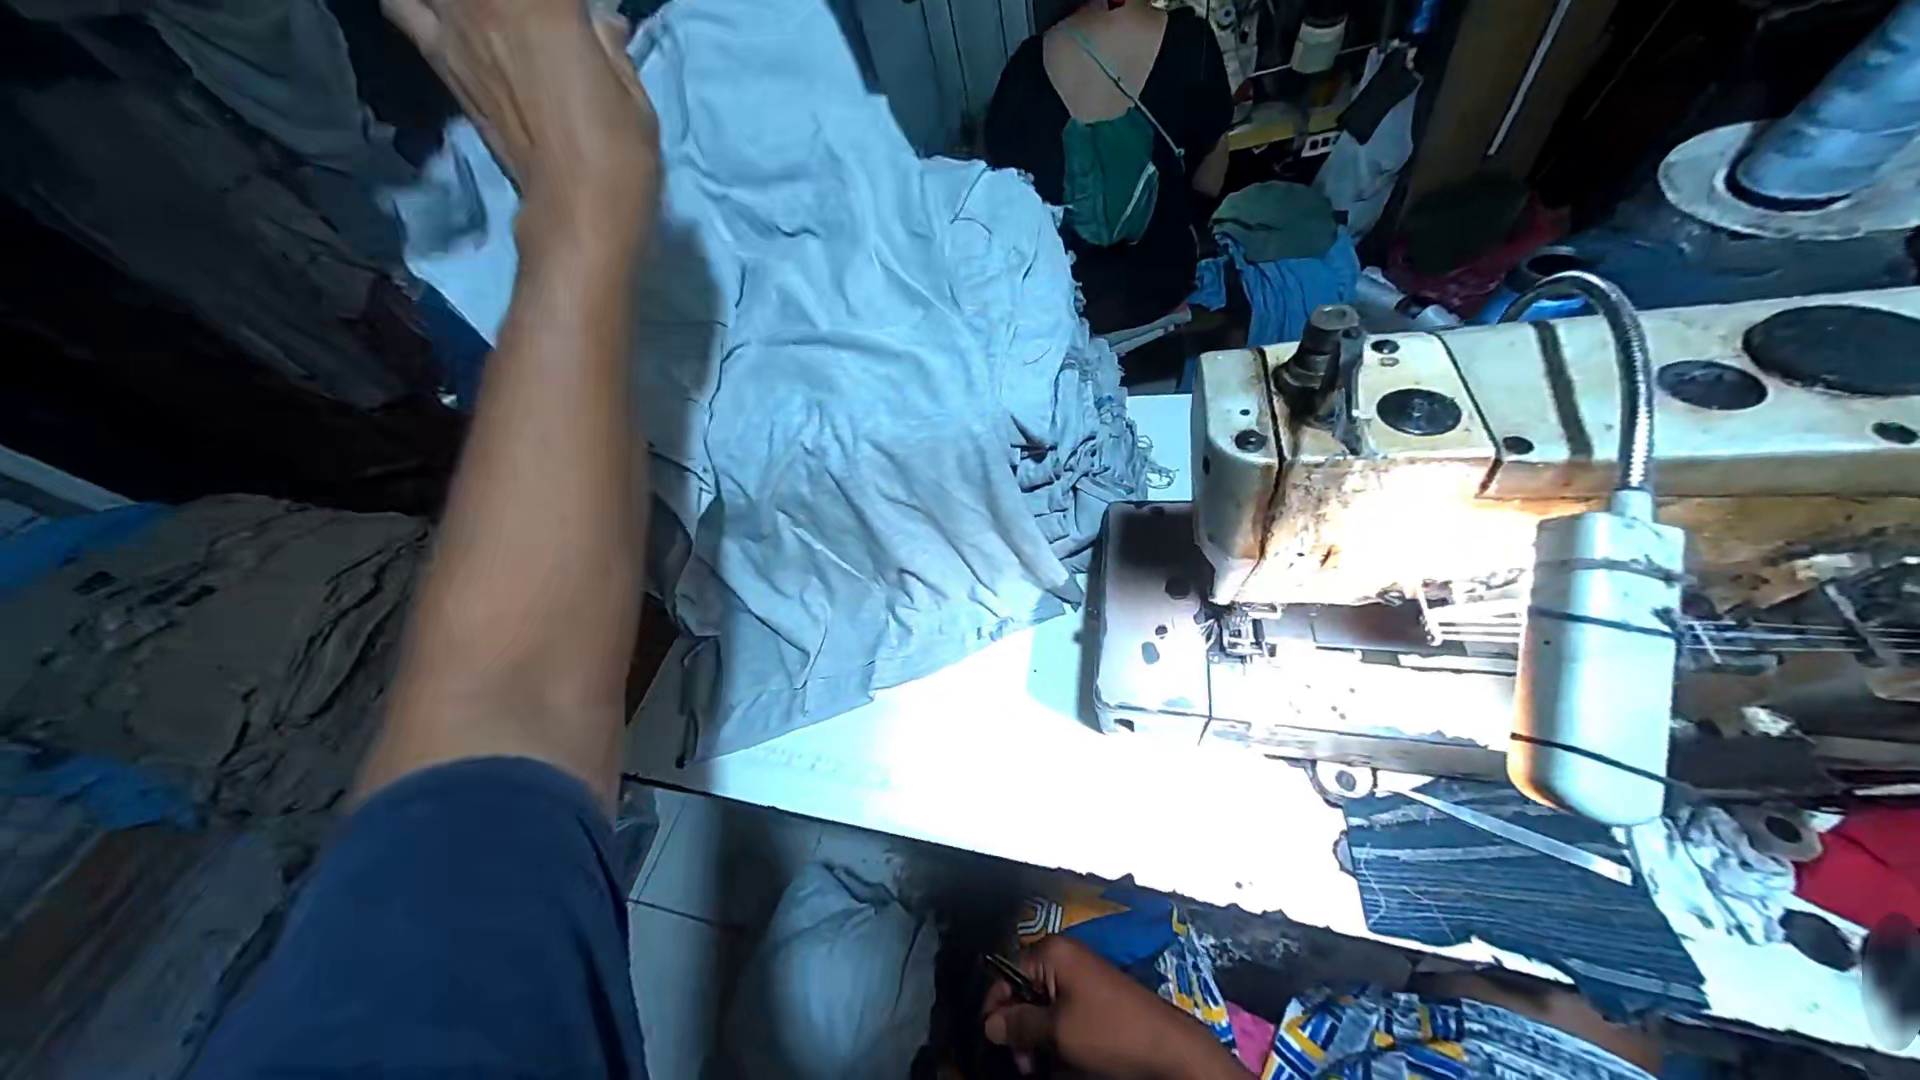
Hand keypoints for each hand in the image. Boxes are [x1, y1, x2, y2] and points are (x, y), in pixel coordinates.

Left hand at [383, 0, 658, 247]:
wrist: (577, 214)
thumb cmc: (620, 159)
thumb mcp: (634, 101)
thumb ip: (610, 49)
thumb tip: (602, 24)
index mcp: (545, 2)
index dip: (569, 10)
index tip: (582, 24)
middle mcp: (486, 0)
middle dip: (523, 8)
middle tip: (541, 27)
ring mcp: (453, 27)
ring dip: (468, 5)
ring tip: (491, 21)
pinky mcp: (438, 60)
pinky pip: (399, 5)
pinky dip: (419, 5)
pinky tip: (445, 17)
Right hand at [982, 936, 1247, 1078]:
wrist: (1169, 1048)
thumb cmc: (1109, 1033)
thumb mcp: (1058, 1033)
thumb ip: (1019, 1025)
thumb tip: (988, 1023)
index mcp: (1051, 952)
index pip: (1007, 971)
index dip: (996, 1005)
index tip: (992, 1041)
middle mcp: (1063, 955)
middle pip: (1023, 988)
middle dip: (1018, 1026)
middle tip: (1025, 1064)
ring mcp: (1080, 974)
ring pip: (1042, 1003)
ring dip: (1037, 1036)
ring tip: (1043, 1068)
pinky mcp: (1093, 995)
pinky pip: (1062, 1010)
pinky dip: (1056, 1034)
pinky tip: (1062, 1060)